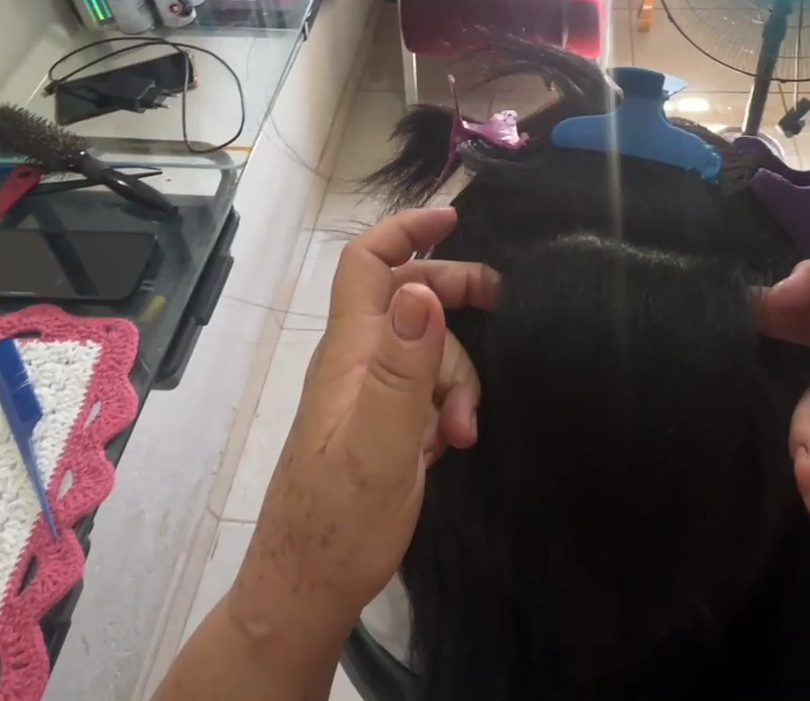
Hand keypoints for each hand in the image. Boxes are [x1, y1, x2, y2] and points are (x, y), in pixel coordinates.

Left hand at [228, 207, 495, 648]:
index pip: (368, 264)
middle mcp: (357, 361)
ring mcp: (369, 394)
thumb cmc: (341, 520)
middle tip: (502, 304)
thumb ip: (403, 366)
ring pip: (426, 350)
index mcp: (351, 351)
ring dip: (457, 379)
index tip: (453, 219)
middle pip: (409, 298)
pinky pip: (424, 391)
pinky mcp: (381, 425)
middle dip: (454, 296)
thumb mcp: (382, 442)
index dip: (406, 231)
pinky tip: (452, 443)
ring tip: (463, 431)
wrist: (308, 590)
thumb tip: (423, 291)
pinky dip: (446, 407)